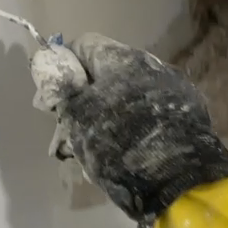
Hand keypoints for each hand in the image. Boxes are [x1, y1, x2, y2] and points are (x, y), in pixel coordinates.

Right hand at [32, 32, 227, 227]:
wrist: (179, 182)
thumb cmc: (119, 143)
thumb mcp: (77, 116)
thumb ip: (59, 87)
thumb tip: (45, 62)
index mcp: (122, 59)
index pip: (82, 45)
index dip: (61, 69)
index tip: (49, 102)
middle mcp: (149, 67)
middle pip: (101, 77)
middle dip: (76, 106)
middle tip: (62, 138)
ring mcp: (169, 94)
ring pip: (118, 102)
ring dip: (95, 125)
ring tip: (82, 157)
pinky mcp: (182, 120)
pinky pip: (140, 118)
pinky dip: (121, 134)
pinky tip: (112, 159)